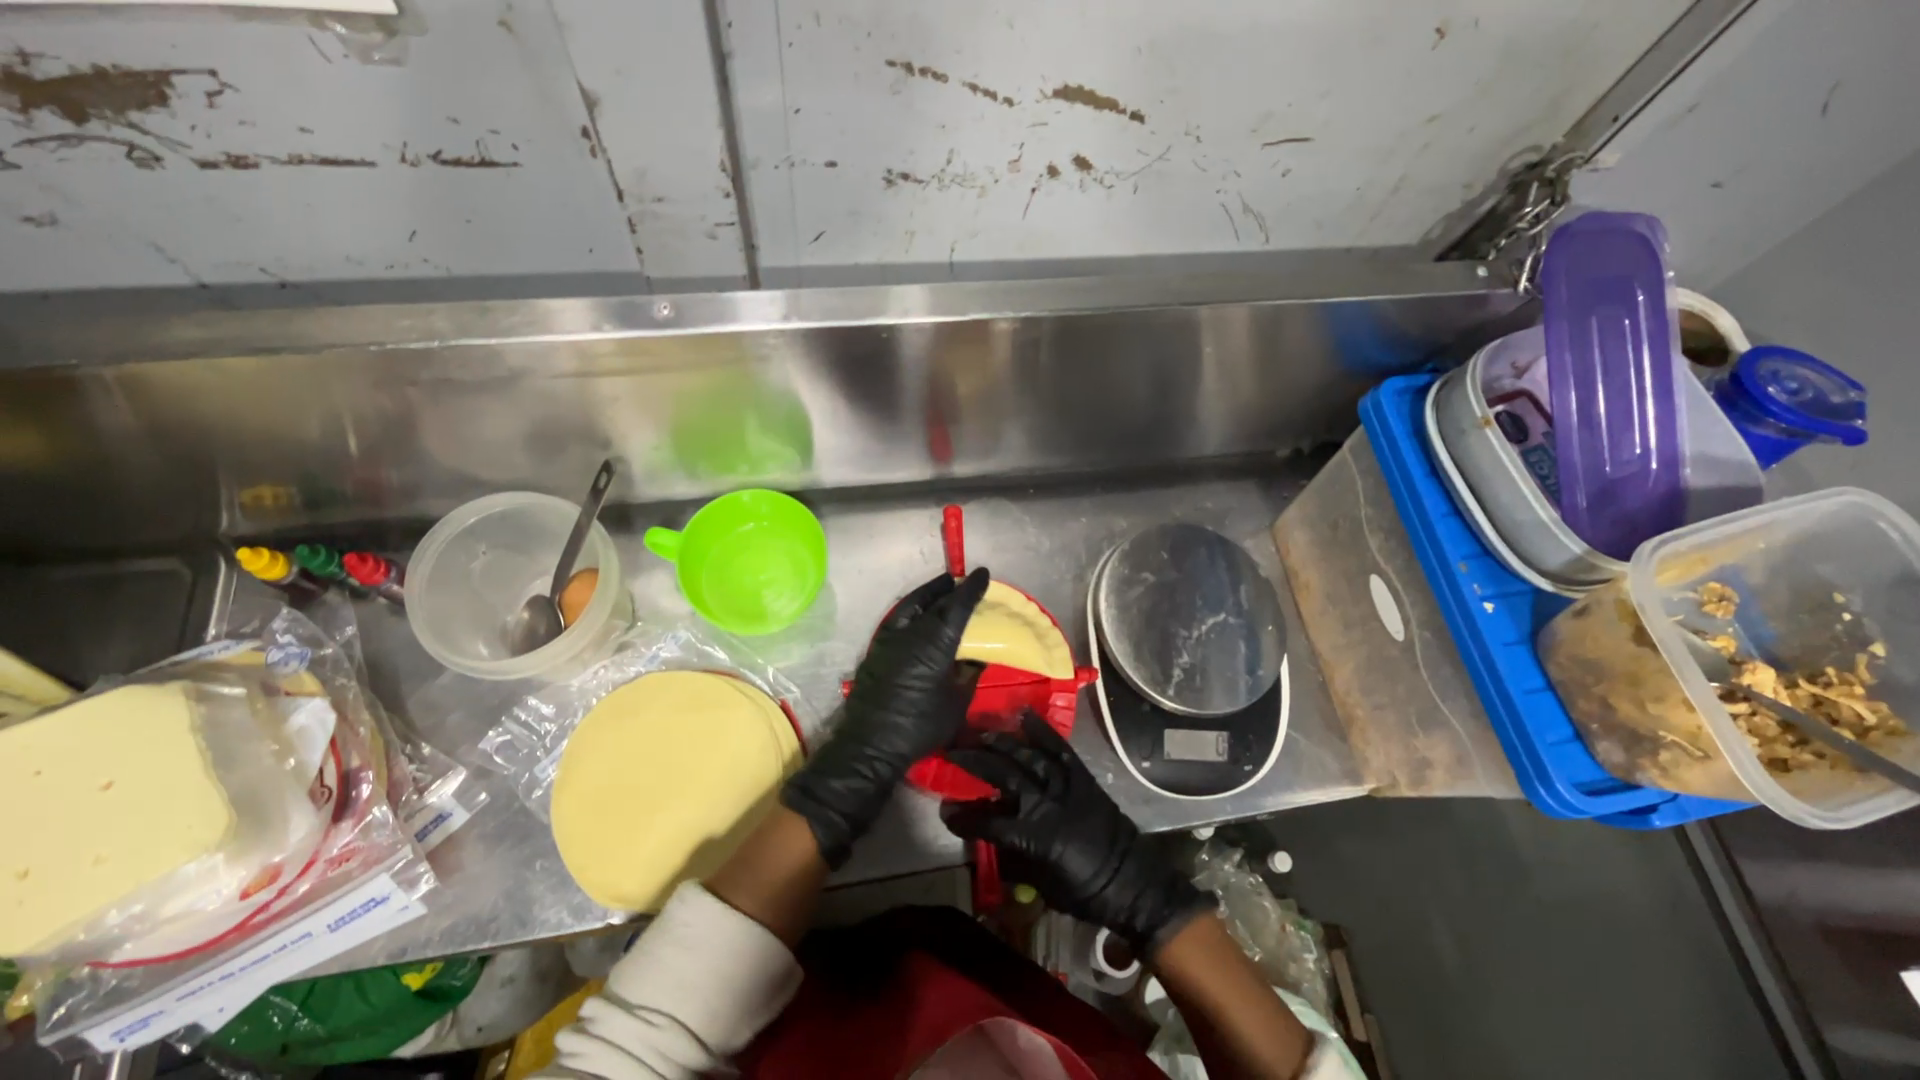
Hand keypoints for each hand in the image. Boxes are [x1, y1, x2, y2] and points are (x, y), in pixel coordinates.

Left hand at [782, 568, 989, 867]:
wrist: (871, 744)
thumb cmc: (921, 725)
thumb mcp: (957, 702)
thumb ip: (969, 674)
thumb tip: (977, 656)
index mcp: (935, 641)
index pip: (957, 605)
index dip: (972, 588)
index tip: (983, 574)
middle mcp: (910, 632)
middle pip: (932, 601)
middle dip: (949, 588)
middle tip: (962, 581)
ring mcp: (888, 640)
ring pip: (910, 606)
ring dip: (927, 594)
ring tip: (941, 590)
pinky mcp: (875, 651)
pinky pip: (896, 619)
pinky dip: (911, 610)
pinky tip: (917, 616)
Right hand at [943, 712, 1211, 956]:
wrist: (1134, 882)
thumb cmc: (1086, 893)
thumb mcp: (1043, 885)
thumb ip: (1013, 859)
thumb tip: (988, 842)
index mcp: (1035, 837)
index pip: (988, 824)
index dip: (964, 820)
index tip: (945, 813)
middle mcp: (1048, 804)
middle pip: (1003, 776)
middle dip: (974, 762)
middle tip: (952, 751)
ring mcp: (1067, 786)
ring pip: (1029, 756)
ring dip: (1002, 742)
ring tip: (980, 732)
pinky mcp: (1083, 778)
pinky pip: (1060, 748)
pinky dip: (1042, 731)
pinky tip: (1024, 715)